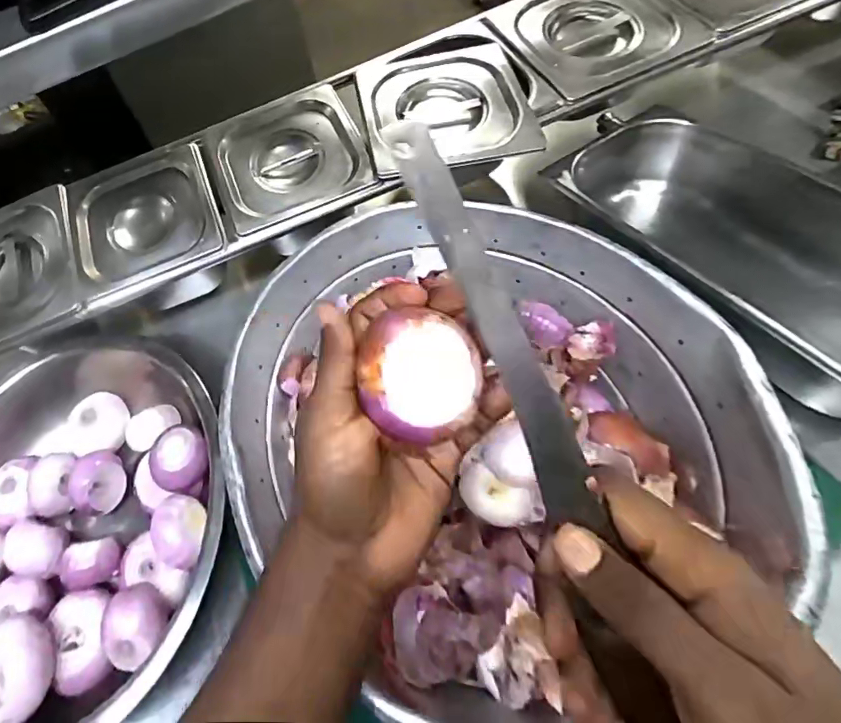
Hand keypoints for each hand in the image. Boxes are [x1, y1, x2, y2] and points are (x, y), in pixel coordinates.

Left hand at [292, 278, 488, 596]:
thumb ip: (337, 363)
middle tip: (467, 296)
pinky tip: (515, 380)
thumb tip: (329, 305)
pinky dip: (495, 399)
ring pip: (450, 373)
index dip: (392, 302)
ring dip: (472, 348)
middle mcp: (387, 389)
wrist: (354, 550)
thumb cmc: (329, 479)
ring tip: (496, 325)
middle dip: (439, 316)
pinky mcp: (450, 448)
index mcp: (352, 377)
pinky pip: (475, 417)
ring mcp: (421, 417)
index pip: (371, 326)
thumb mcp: (325, 415)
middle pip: (415, 342)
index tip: (418, 290)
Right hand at [540, 482, 840, 722]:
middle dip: (563, 597)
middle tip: (557, 648)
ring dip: (571, 646)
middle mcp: (681, 582)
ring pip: (586, 603)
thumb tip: (562, 531)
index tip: (545, 565)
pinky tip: (593, 710)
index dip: (567, 513)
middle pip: (587, 551)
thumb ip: (642, 607)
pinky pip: (605, 648)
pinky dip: (589, 678)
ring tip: (581, 700)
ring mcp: (672, 623)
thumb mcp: (722, 688)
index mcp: (704, 567)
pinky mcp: (666, 662)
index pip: (613, 494)